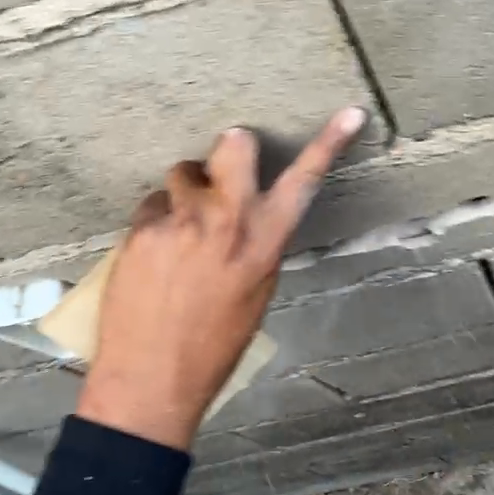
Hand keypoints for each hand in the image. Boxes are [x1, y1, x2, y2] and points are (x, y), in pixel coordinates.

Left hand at [75, 106, 369, 450]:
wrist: (151, 382)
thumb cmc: (214, 344)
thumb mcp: (257, 291)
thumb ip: (260, 241)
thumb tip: (252, 209)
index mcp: (266, 243)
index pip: (305, 181)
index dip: (330, 143)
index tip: (351, 112)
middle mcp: (228, 222)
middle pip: (234, 144)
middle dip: (230, 148)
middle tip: (221, 168)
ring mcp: (182, 222)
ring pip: (182, 173)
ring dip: (184, 192)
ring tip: (180, 231)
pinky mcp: (142, 231)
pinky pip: (151, 205)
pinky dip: (155, 222)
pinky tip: (153, 256)